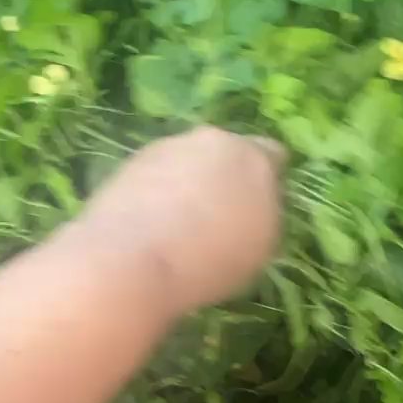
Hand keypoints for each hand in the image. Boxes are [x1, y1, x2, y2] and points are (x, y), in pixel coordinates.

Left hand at [67, 125, 284, 317]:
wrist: (133, 260)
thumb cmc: (211, 261)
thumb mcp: (259, 249)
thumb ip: (262, 215)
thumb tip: (251, 208)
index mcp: (255, 159)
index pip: (271, 155)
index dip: (264, 179)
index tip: (255, 206)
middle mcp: (213, 141)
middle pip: (225, 153)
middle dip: (223, 176)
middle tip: (215, 217)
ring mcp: (168, 147)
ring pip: (186, 161)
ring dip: (187, 183)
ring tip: (177, 226)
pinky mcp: (130, 161)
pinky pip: (154, 174)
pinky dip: (155, 192)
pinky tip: (150, 226)